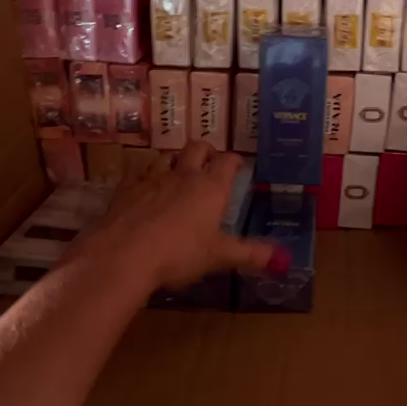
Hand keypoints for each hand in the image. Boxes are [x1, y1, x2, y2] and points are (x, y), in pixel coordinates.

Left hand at [78, 142, 283, 290]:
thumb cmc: (180, 253)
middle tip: (208, 163)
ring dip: (174, 162)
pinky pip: (136, 175)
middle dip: (205, 152)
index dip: (234, 160)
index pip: (228, 161)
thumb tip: (281, 258)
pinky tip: (142, 191)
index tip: (238, 165)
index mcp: (211, 187)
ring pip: (166, 157)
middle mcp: (184, 176)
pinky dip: (143, 179)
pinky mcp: (125, 190)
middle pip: (197, 148)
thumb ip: (249, 254)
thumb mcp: (218, 257)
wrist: (124, 255)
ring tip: (176, 175)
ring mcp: (152, 179)